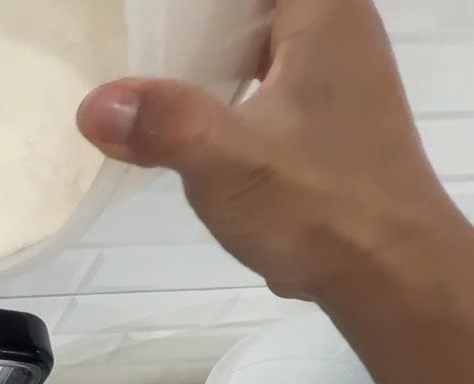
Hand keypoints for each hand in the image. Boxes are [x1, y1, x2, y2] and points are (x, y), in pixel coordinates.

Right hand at [76, 0, 467, 299]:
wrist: (381, 267)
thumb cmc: (316, 203)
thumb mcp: (229, 161)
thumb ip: (166, 125)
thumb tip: (93, 103)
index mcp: (326, 14)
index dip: (192, 4)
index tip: (145, 16)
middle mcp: (333, 31)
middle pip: (249, 6)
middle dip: (189, 21)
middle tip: (131, 38)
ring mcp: (325, 78)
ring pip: (251, 40)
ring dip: (197, 55)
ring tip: (139, 74)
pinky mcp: (312, 122)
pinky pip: (253, 82)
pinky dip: (212, 91)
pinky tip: (173, 124)